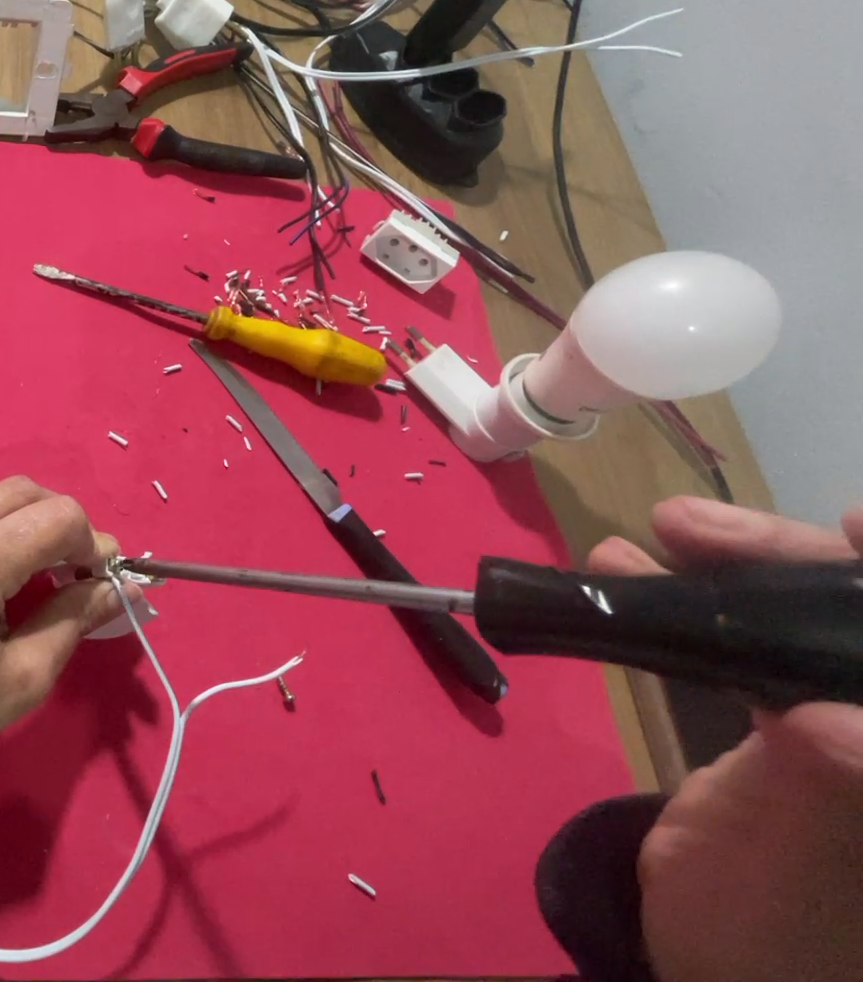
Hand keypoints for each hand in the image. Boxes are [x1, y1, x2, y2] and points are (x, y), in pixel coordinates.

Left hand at [0, 477, 130, 733]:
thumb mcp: (23, 677)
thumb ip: (74, 618)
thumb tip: (122, 587)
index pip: (56, 517)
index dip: (95, 543)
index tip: (102, 580)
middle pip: (24, 492)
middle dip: (64, 523)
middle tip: (78, 571)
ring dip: (31, 523)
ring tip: (47, 573)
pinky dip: (0, 531)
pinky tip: (9, 574)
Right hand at [588, 497, 862, 981]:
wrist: (708, 961)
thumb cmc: (774, 938)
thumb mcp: (808, 878)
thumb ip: (833, 797)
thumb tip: (824, 719)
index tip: (856, 528)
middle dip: (802, 567)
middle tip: (698, 528)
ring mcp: (854, 727)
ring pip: (810, 626)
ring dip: (736, 573)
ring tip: (658, 532)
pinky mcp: (793, 725)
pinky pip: (751, 649)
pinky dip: (687, 606)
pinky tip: (626, 570)